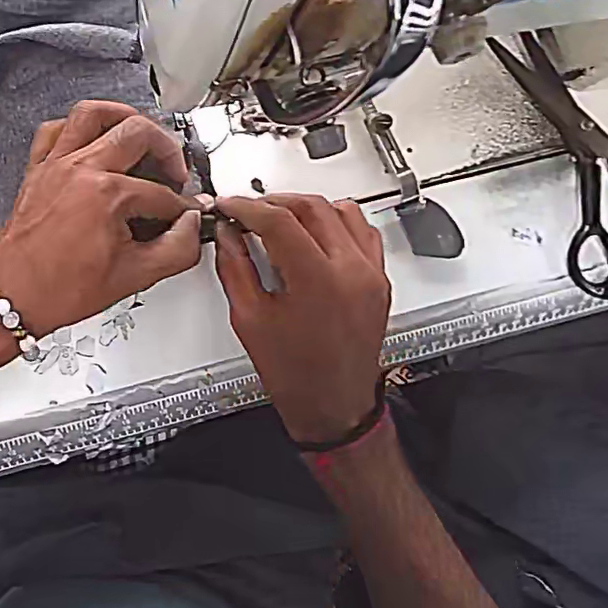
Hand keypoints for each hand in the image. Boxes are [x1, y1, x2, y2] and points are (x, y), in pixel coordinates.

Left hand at [0, 102, 202, 380]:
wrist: (16, 296)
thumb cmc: (60, 289)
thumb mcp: (135, 277)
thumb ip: (178, 249)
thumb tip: (193, 227)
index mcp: (107, 195)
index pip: (162, 193)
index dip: (182, 207)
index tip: (185, 216)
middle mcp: (81, 170)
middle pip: (138, 133)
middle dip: (169, 150)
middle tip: (175, 171)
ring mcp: (56, 165)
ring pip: (93, 114)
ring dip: (124, 117)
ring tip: (142, 131)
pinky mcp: (37, 170)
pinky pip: (54, 130)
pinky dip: (76, 127)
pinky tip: (91, 139)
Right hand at [214, 194, 390, 443]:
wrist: (334, 405)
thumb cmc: (297, 375)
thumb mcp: (249, 318)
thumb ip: (235, 267)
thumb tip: (228, 235)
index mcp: (317, 281)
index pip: (278, 219)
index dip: (246, 207)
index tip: (230, 207)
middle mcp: (351, 272)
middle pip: (310, 207)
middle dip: (272, 202)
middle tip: (247, 212)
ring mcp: (370, 274)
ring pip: (340, 210)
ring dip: (305, 207)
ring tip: (277, 218)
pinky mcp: (379, 279)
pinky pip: (362, 231)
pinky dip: (336, 221)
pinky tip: (316, 230)